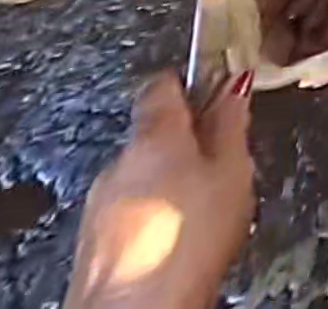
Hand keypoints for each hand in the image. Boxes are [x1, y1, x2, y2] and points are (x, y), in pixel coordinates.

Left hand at [65, 73, 254, 308]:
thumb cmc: (190, 236)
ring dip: (168, 178)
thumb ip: (231, 122)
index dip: (190, 83)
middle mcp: (120, 158)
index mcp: (154, 132)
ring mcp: (100, 202)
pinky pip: (129, 208)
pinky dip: (152, 212)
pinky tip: (176, 238)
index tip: (216, 92)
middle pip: (154, 130)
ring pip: (141, 172)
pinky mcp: (92, 244)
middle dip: (185, 138)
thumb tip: (235, 83)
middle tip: (221, 158)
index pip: (162, 82)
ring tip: (202, 205)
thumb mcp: (231, 170)